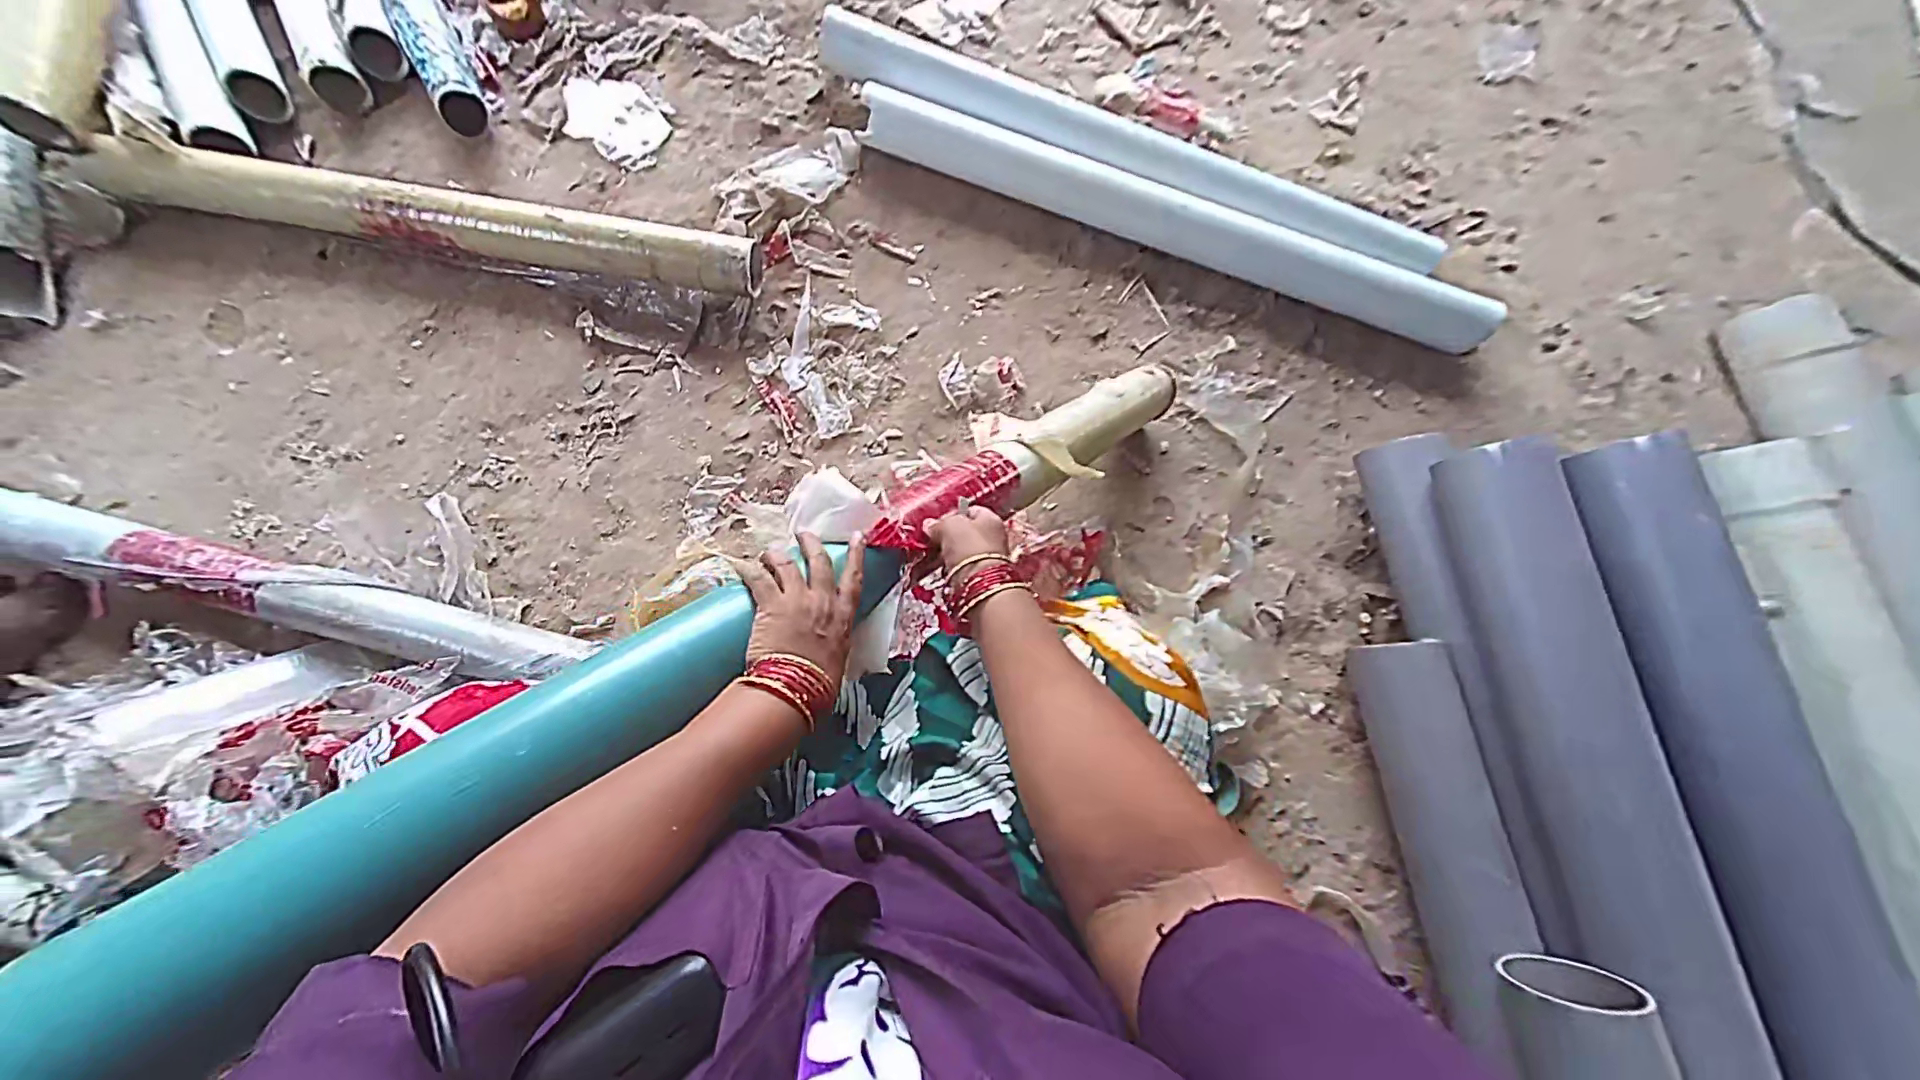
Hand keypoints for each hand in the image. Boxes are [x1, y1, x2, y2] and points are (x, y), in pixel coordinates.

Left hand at [738, 532, 865, 685]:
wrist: (797, 687)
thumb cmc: (819, 683)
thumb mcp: (838, 660)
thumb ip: (834, 648)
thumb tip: (829, 656)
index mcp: (842, 616)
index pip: (854, 578)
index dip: (856, 554)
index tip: (857, 537)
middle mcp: (822, 602)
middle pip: (819, 561)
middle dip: (811, 543)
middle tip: (804, 534)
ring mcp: (797, 600)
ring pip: (787, 563)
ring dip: (776, 553)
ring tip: (768, 551)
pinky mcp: (771, 605)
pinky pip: (757, 577)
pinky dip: (748, 569)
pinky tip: (741, 565)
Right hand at [925, 507, 1009, 586]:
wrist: (979, 582)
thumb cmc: (967, 546)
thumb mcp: (948, 526)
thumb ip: (938, 523)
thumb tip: (929, 525)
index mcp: (991, 518)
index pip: (970, 510)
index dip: (952, 515)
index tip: (936, 523)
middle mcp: (995, 536)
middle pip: (967, 532)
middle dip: (949, 537)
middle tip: (933, 540)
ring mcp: (991, 558)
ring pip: (964, 552)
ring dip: (950, 554)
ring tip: (937, 557)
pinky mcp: (984, 576)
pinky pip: (964, 568)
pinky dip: (954, 569)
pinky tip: (946, 571)